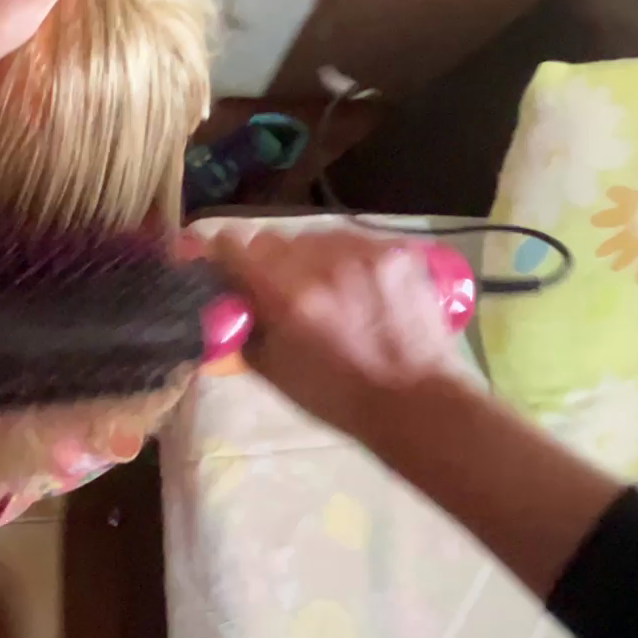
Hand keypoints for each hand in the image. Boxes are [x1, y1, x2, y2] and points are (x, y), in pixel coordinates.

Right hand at [203, 227, 467, 437]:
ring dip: (308, 258)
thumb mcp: (270, 369)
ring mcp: (361, 253)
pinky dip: (344, 258)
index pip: (233, 244)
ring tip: (326, 290)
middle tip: (281, 289)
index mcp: (286, 296)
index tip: (229, 267)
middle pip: (270, 238)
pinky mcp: (393, 250)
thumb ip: (239, 323)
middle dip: (268, 261)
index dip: (225, 255)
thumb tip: (221, 294)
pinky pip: (349, 240)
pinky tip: (357, 287)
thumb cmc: (336, 395)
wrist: (416, 401)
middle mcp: (320, 265)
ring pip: (310, 236)